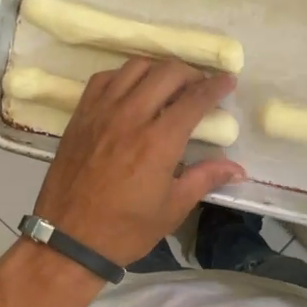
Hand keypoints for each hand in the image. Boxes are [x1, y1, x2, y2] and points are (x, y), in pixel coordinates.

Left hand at [32, 59, 245, 264]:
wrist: (69, 239)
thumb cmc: (126, 229)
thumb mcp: (173, 208)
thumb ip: (205, 178)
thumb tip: (237, 169)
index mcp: (159, 141)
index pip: (194, 98)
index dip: (216, 86)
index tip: (228, 81)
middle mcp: (131, 116)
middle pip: (167, 73)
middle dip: (191, 73)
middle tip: (200, 85)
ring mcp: (102, 112)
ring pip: (135, 67)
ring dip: (158, 69)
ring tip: (168, 83)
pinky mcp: (81, 115)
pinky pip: (104, 78)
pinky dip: (125, 76)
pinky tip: (132, 89)